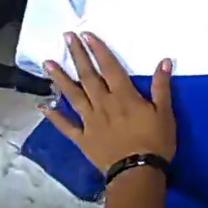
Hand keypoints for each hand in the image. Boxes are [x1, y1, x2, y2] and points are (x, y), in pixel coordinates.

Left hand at [41, 31, 175, 173]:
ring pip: (72, 95)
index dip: (98, 49)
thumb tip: (164, 60)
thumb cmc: (155, 142)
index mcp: (123, 96)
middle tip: (66, 37)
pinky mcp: (83, 138)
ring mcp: (90, 121)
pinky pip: (66, 125)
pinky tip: (42, 105)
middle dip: (77, 55)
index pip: (109, 67)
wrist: (138, 172)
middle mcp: (103, 103)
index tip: (86, 35)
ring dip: (60, 78)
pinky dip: (54, 116)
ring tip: (47, 63)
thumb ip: (161, 86)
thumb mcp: (165, 112)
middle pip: (88, 76)